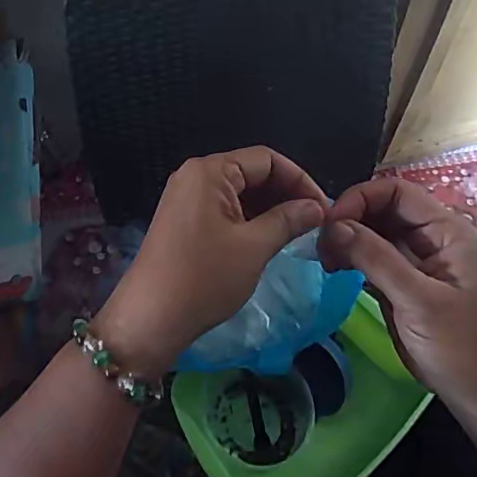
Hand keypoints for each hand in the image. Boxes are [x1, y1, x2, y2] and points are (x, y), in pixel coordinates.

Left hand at [95, 147, 328, 372]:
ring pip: (239, 193)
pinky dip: (249, 220)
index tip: (325, 209)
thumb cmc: (204, 277)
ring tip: (299, 234)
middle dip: (286, 194)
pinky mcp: (183, 221)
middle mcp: (194, 176)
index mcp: (209, 171)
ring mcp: (185, 199)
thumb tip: (316, 207)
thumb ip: (289, 220)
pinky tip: (270, 240)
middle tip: (316, 224)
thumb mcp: (254, 246)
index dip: (300, 180)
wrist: (151, 317)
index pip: (266, 159)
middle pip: (251, 173)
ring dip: (270, 209)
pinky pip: (224, 210)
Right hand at [316, 177, 476, 415]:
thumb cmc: (464, 349)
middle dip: (349, 219)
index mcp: (448, 233)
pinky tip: (335, 270)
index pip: (397, 192)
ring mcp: (419, 262)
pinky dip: (351, 258)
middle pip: (382, 209)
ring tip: (325, 260)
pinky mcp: (405, 284)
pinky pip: (373, 257)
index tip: (330, 223)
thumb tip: (333, 225)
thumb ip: (376, 258)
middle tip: (320, 246)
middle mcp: (433, 239)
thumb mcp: (419, 301)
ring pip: (374, 232)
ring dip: (347, 239)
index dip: (360, 198)